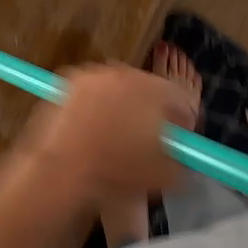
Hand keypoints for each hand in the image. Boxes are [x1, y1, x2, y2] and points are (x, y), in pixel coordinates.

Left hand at [19, 62, 197, 208]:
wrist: (63, 168)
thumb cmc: (117, 172)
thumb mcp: (164, 174)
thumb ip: (182, 158)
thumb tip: (183, 154)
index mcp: (155, 90)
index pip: (180, 98)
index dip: (182, 118)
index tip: (180, 135)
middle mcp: (127, 72)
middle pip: (148, 87)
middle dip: (151, 108)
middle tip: (148, 133)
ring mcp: (95, 73)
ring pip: (118, 86)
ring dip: (122, 103)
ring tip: (115, 131)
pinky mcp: (69, 79)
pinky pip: (92, 90)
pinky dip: (95, 103)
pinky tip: (91, 126)